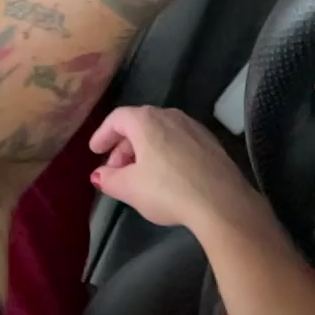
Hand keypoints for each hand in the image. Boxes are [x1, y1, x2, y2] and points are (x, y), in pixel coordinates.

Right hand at [89, 106, 271, 238]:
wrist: (220, 199)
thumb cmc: (168, 189)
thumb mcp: (131, 188)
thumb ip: (110, 179)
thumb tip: (99, 174)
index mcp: (146, 120)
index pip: (117, 118)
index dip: (103, 134)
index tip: (94, 150)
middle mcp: (169, 115)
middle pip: (138, 124)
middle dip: (123, 147)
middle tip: (115, 171)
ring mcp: (191, 125)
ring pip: (159, 131)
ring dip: (144, 150)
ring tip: (138, 175)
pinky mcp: (208, 140)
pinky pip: (177, 139)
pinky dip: (164, 151)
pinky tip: (165, 174)